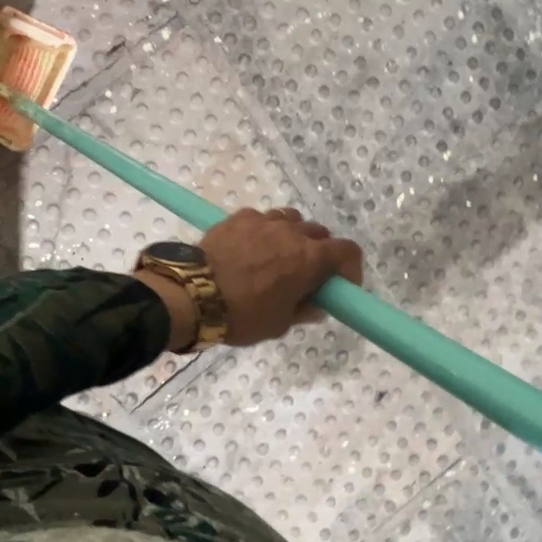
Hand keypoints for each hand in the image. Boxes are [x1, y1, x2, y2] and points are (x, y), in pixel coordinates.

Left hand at [200, 207, 362, 346]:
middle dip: (319, 252)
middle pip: (318, 234)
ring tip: (277, 257)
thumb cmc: (242, 315)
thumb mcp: (279, 323)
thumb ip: (303, 310)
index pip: (347, 252)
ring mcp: (262, 221)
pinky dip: (262, 230)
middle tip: (305, 274)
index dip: (349, 268)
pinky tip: (250, 247)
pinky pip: (259, 218)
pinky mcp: (236, 218)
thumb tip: (317, 306)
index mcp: (309, 258)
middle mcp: (290, 233)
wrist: (191, 295)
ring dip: (292, 236)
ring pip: (289, 220)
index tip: (340, 285)